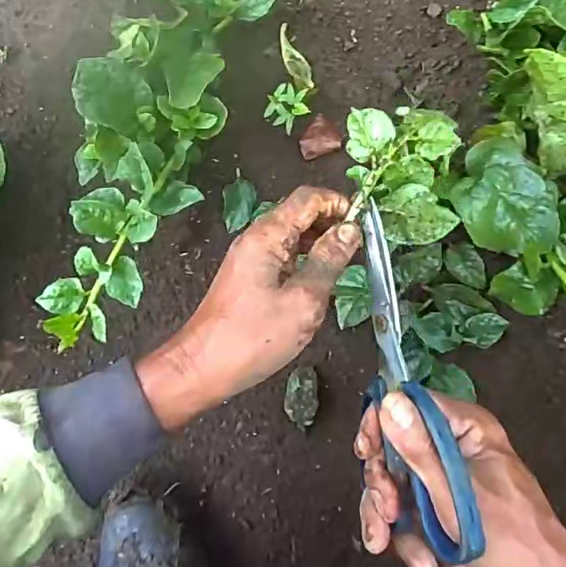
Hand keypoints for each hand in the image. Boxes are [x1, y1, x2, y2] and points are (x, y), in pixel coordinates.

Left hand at [135, 185, 360, 430]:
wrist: (200, 369)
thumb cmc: (253, 338)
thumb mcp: (303, 300)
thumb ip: (329, 260)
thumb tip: (352, 229)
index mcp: (268, 235)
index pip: (309, 197)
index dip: (340, 203)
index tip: (365, 223)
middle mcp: (257, 237)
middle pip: (301, 211)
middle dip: (334, 221)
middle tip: (361, 245)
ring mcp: (251, 255)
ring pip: (294, 232)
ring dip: (322, 240)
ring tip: (347, 262)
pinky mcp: (250, 274)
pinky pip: (285, 252)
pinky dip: (307, 257)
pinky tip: (322, 278)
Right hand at [356, 391, 565, 566]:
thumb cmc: (511, 540)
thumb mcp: (458, 497)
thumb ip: (420, 450)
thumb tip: (391, 401)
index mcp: (466, 429)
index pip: (412, 404)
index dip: (383, 422)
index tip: (367, 450)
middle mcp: (451, 449)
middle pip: (394, 444)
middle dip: (383, 479)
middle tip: (387, 506)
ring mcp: (441, 482)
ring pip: (392, 481)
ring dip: (386, 513)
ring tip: (388, 539)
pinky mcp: (434, 515)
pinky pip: (401, 514)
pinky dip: (403, 539)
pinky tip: (424, 564)